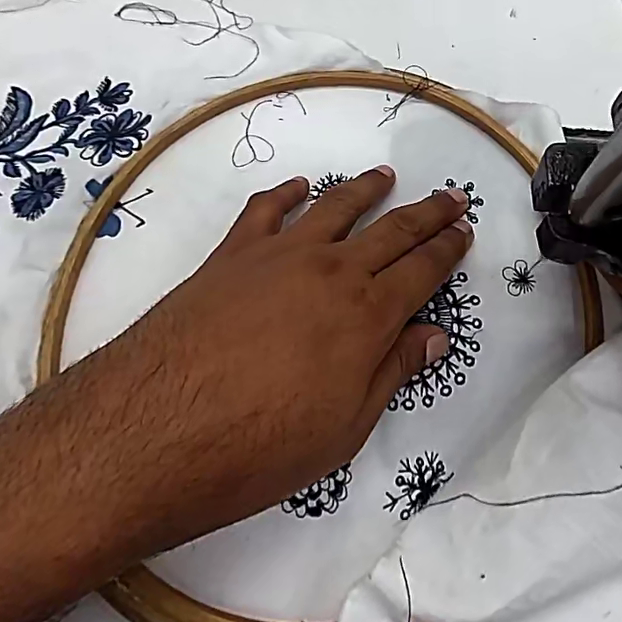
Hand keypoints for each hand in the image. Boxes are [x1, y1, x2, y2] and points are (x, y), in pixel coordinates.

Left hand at [53, 166, 472, 558]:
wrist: (157, 428)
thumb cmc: (261, 445)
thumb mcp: (344, 427)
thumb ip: (391, 371)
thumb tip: (432, 335)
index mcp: (366, 314)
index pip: (422, 270)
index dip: (447, 249)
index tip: (463, 231)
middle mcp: (330, 271)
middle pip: (391, 230)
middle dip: (426, 213)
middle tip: (449, 197)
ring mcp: (279, 255)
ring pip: (334, 207)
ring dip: (365, 189)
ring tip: (385, 176)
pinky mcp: (232, 253)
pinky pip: (266, 210)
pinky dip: (286, 193)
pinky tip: (298, 186)